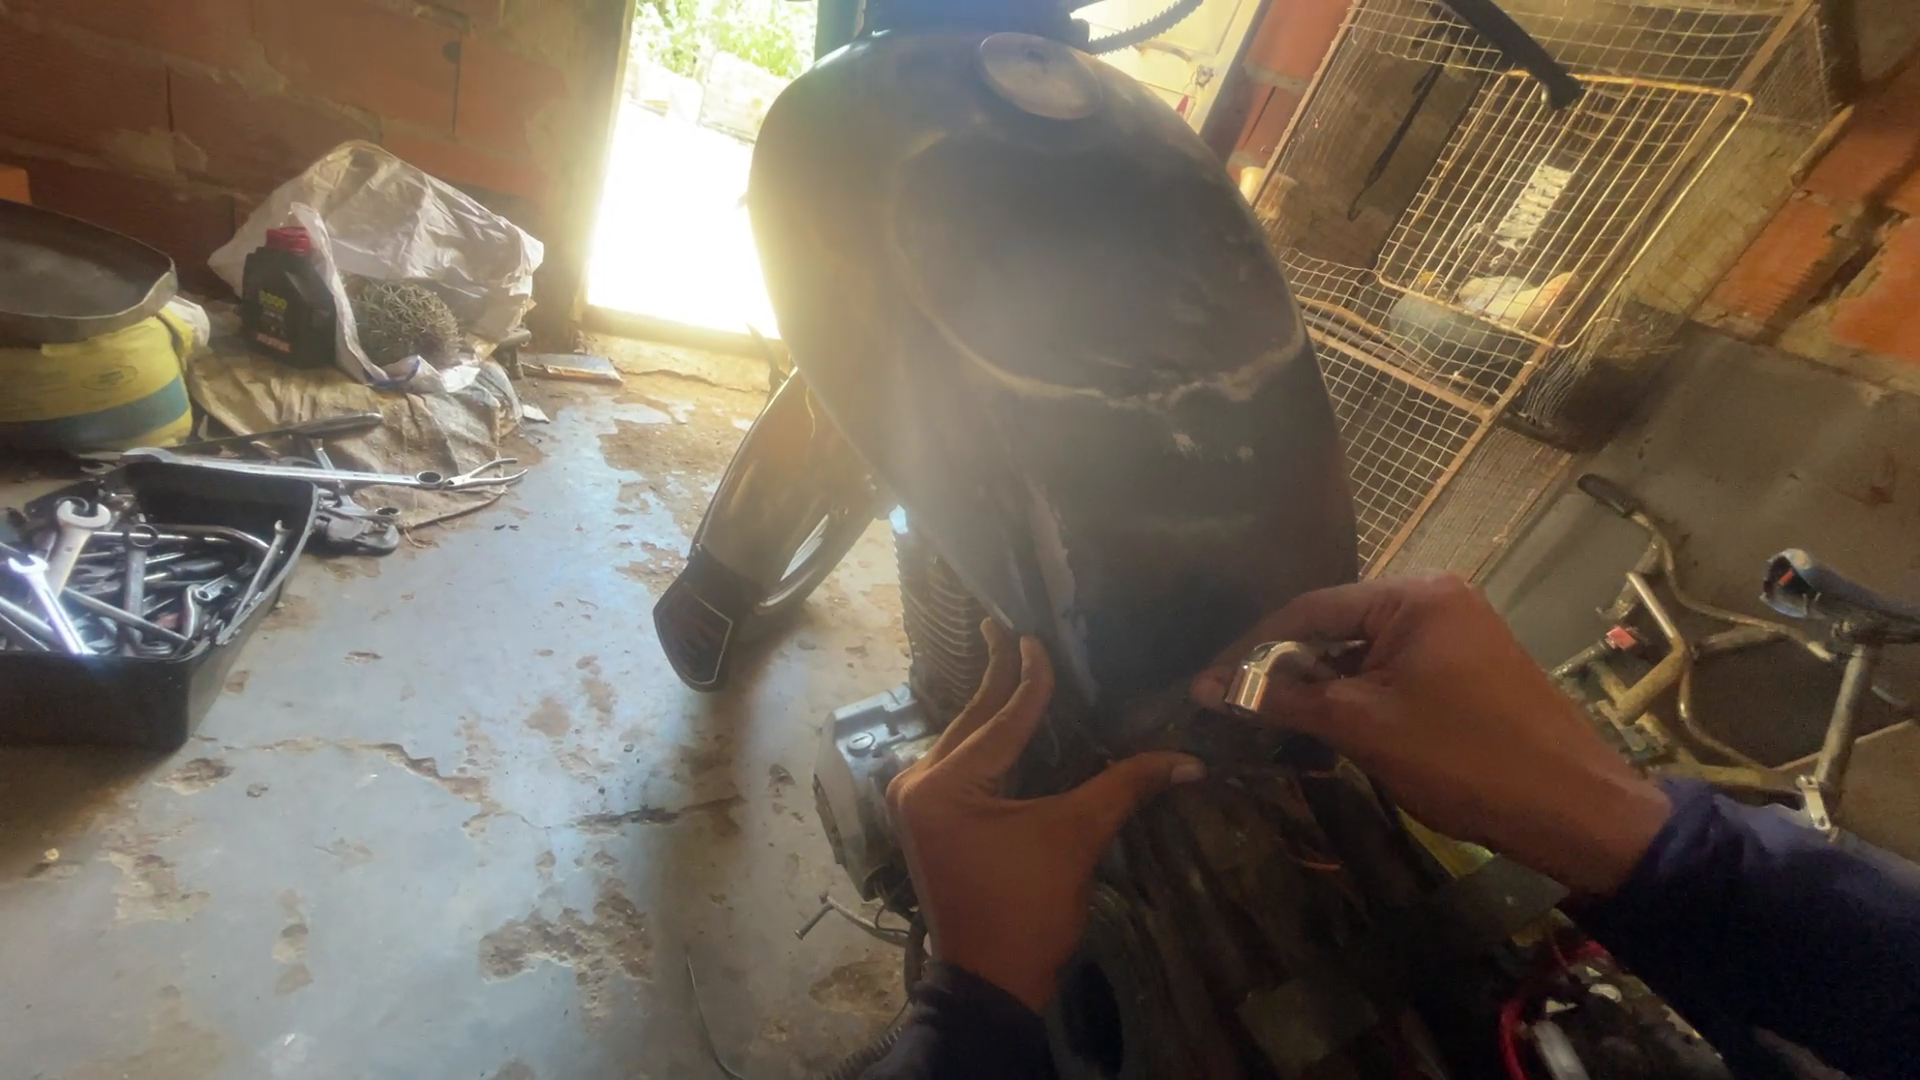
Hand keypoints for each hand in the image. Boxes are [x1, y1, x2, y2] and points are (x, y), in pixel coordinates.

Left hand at [887, 621, 1206, 1009]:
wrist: (989, 982)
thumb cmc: (1028, 909)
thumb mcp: (1074, 837)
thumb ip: (1123, 786)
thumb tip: (1187, 759)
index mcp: (944, 784)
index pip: (1000, 720)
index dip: (1028, 679)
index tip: (1035, 638)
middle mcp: (917, 782)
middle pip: (971, 720)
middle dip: (995, 675)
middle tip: (1002, 627)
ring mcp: (914, 799)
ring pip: (962, 738)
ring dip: (989, 705)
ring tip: (1006, 660)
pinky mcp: (925, 815)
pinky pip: (957, 760)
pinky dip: (983, 738)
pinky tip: (1000, 714)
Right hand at [1190, 575, 1670, 896]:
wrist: (1581, 818)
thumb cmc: (1463, 760)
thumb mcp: (1359, 725)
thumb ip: (1277, 698)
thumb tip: (1203, 688)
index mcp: (1412, 596)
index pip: (1307, 610)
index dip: (1250, 648)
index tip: (1207, 679)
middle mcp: (1432, 597)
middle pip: (1331, 625)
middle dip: (1282, 665)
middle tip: (1235, 698)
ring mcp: (1452, 628)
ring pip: (1357, 648)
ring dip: (1316, 680)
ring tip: (1271, 712)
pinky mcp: (1462, 661)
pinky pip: (1387, 664)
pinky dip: (1352, 689)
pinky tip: (1325, 716)